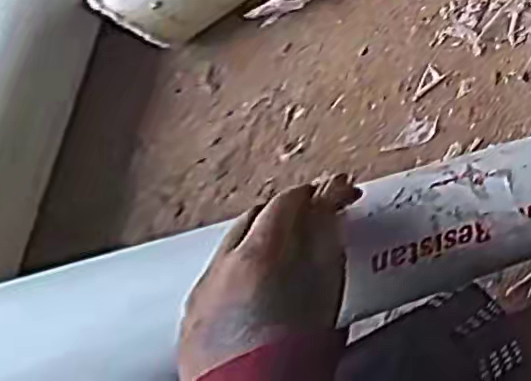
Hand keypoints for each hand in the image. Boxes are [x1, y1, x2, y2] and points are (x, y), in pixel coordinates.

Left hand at [178, 174, 361, 380]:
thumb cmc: (299, 338)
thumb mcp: (329, 270)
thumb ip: (328, 225)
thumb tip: (330, 198)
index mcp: (258, 249)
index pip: (289, 199)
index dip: (319, 192)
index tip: (340, 195)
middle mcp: (222, 265)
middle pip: (255, 216)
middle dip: (287, 211)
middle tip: (316, 217)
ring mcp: (201, 294)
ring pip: (233, 247)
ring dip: (262, 240)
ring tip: (290, 253)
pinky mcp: (190, 321)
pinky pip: (217, 278)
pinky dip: (241, 270)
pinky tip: (262, 286)